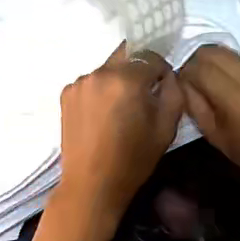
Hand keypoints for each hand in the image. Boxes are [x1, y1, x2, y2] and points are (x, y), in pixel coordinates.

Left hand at [53, 44, 184, 229]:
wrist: (91, 185)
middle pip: (126, 56)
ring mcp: (79, 82)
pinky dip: (100, 91)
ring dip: (117, 81)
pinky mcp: (66, 94)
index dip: (161, 70)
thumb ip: (173, 92)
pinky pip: (91, 83)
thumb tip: (167, 76)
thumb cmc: (133, 159)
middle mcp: (99, 73)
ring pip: (107, 69)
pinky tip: (102, 116)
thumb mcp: (166, 127)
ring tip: (120, 110)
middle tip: (142, 98)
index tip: (162, 88)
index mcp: (126, 79)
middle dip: (138, 71)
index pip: (150, 55)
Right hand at [178, 45, 239, 199]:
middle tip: (190, 78)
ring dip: (210, 61)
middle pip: (212, 52)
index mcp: (236, 101)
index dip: (185, 72)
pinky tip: (223, 81)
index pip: (201, 69)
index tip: (180, 84)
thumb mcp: (213, 135)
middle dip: (195, 61)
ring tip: (205, 79)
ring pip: (225, 51)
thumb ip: (194, 104)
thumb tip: (180, 81)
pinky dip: (225, 65)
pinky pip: (238, 58)